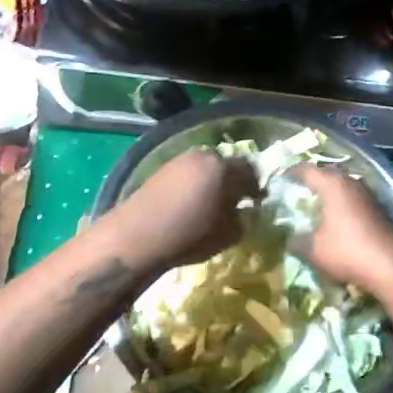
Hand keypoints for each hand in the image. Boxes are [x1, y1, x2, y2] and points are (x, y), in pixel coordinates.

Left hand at [104, 149, 256, 270]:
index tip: (256, 202)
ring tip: (211, 203)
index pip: (250, 170)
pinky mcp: (159, 169)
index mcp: (223, 167)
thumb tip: (245, 212)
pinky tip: (190, 203)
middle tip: (235, 201)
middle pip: (225, 164)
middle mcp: (202, 155)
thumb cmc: (190, 234)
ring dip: (211, 181)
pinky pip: (186, 173)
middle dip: (233, 180)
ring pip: (204, 167)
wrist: (136, 236)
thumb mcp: (229, 234)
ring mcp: (178, 160)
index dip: (256, 187)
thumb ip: (243, 219)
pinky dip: (193, 184)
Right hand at [286, 165, 392, 291]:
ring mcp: (369, 196)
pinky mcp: (380, 212)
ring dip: (329, 196)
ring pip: (343, 189)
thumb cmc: (347, 250)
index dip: (291, 173)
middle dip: (312, 183)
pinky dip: (342, 208)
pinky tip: (336, 222)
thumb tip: (289, 239)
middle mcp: (352, 183)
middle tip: (296, 192)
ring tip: (314, 208)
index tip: (279, 179)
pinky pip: (354, 203)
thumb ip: (296, 241)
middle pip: (327, 176)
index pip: (307, 170)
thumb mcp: (313, 249)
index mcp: (333, 184)